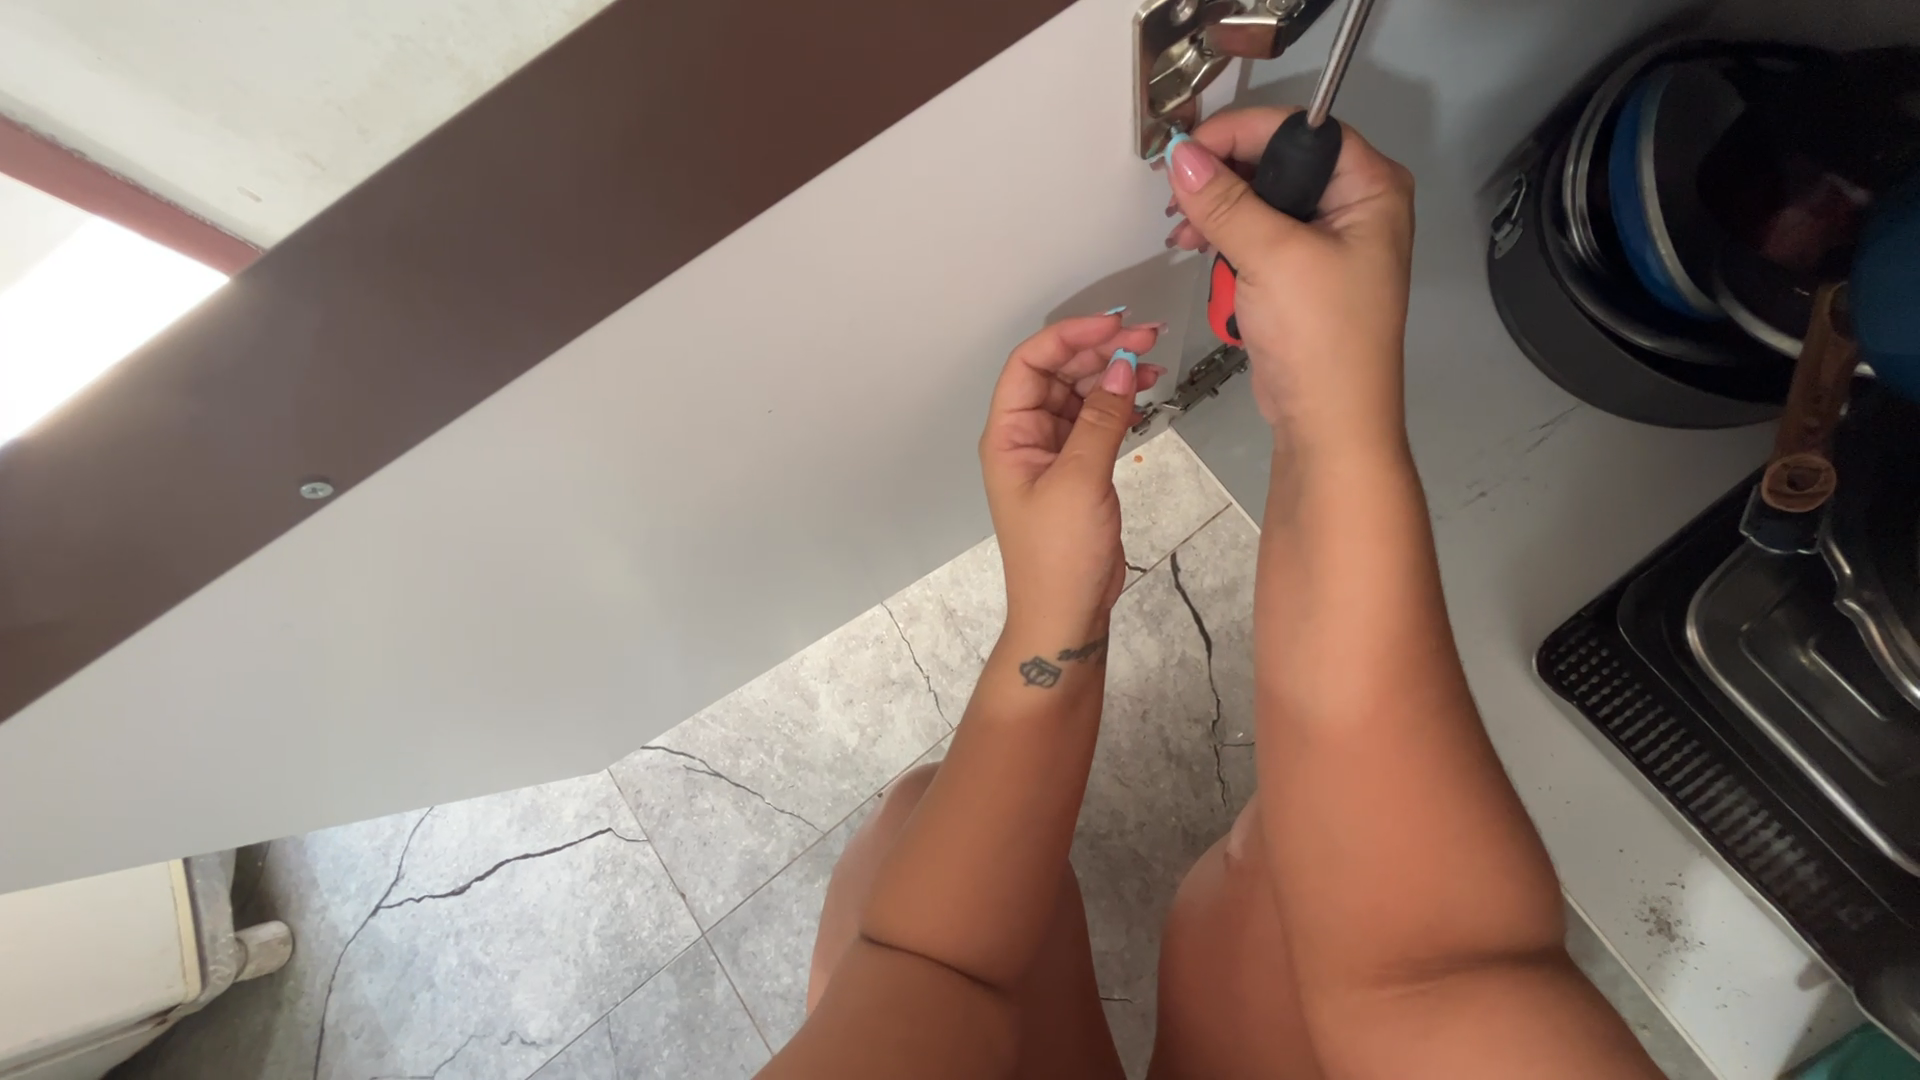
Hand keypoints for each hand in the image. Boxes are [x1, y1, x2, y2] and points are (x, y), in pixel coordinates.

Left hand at [979, 314, 1164, 631]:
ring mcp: (1053, 452)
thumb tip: (1124, 364)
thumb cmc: (1060, 552)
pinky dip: (1119, 403)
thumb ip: (1100, 420)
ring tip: (1154, 359)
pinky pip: (1096, 421)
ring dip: (1113, 374)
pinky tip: (1146, 390)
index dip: (1068, 337)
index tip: (1115, 325)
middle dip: (1099, 350)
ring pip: (1080, 394)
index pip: (1029, 364)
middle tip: (1149, 337)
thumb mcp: (1079, 481)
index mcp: (1008, 434)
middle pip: (1058, 374)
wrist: (1066, 610)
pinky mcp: (1078, 468)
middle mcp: (1026, 436)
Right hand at [1164, 108, 1414, 449]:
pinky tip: (1199, 254)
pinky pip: (1255, 243)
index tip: (1183, 153)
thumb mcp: (1271, 257)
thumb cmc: (1319, 335)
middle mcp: (1351, 207)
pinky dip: (1225, 246)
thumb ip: (1225, 203)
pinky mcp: (1296, 278)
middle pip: (1275, 167)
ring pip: (1259, 206)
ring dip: (1217, 218)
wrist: (1326, 418)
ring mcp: (1323, 245)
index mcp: (1368, 186)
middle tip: (1176, 198)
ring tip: (1182, 236)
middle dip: (1222, 180)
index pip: (1298, 132)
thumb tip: (1181, 156)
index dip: (1238, 134)